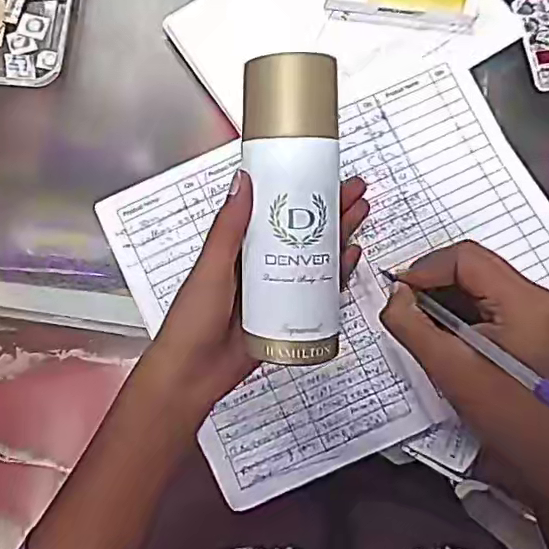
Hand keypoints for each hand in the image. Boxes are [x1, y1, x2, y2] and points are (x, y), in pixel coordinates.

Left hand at [140, 172, 368, 415]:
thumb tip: (241, 183)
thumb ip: (228, 229)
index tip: (319, 174)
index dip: (297, 192)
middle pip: (299, 233)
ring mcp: (273, 292)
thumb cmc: (190, 323)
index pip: (273, 213)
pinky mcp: (284, 316)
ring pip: (311, 259)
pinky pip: (315, 294)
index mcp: (235, 250)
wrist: (192, 374)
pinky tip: (347, 259)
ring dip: (336, 238)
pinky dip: (334, 277)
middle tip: (353, 192)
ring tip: (358, 216)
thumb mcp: (211, 269)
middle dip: (328, 211)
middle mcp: (257, 268)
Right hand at [379, 241, 548, 447]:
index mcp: (522, 302)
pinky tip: (436, 329)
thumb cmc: (508, 414)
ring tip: (418, 318)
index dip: (424, 269)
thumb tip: (395, 297)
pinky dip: (451, 306)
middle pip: (469, 264)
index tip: (401, 289)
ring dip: (439, 294)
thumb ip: (410, 323)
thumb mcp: (447, 365)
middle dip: (430, 280)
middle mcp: (531, 299)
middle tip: (404, 300)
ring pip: (471, 279)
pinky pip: (478, 298)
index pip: (464, 258)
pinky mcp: (519, 322)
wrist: (537, 446)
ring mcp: (528, 310)